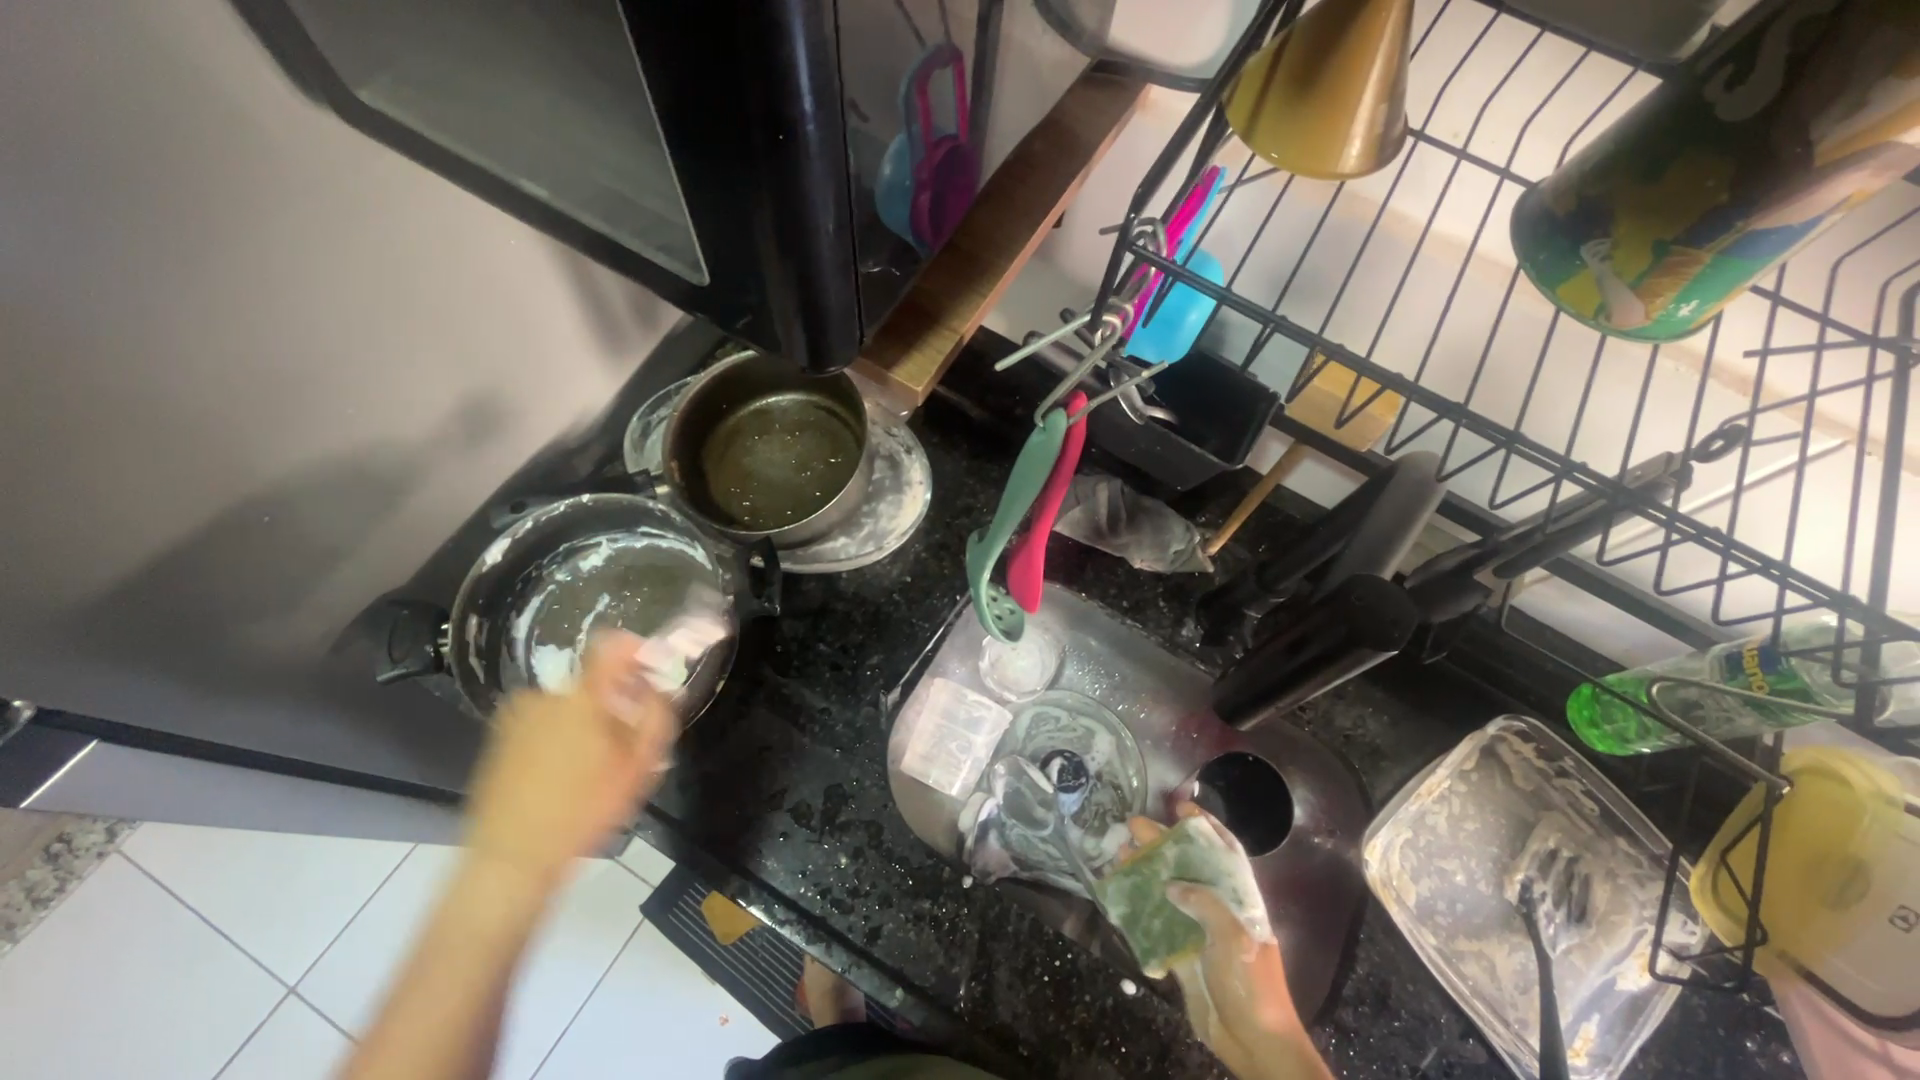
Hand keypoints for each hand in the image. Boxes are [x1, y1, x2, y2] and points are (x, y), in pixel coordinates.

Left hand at [463, 631, 675, 883]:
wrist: (510, 858)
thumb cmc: (581, 813)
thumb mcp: (637, 770)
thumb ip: (656, 718)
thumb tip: (661, 685)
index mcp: (582, 699)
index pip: (612, 646)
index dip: (636, 649)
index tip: (650, 668)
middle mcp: (545, 696)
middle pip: (592, 685)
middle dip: (612, 706)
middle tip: (622, 747)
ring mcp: (516, 715)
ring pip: (567, 707)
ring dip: (583, 725)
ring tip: (589, 771)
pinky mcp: (499, 736)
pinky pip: (541, 724)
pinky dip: (556, 739)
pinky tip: (559, 778)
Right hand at [1126, 805, 1330, 1079]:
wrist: (1253, 1041)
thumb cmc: (1251, 984)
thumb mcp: (1233, 937)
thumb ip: (1204, 903)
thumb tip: (1170, 885)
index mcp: (1240, 899)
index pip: (1225, 851)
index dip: (1206, 826)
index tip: (1180, 806)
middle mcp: (1218, 909)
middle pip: (1188, 868)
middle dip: (1161, 845)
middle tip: (1132, 827)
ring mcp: (1198, 932)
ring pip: (1167, 894)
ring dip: (1144, 875)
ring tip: (1118, 856)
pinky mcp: (1182, 956)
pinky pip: (1156, 927)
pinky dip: (1137, 913)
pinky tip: (1118, 898)